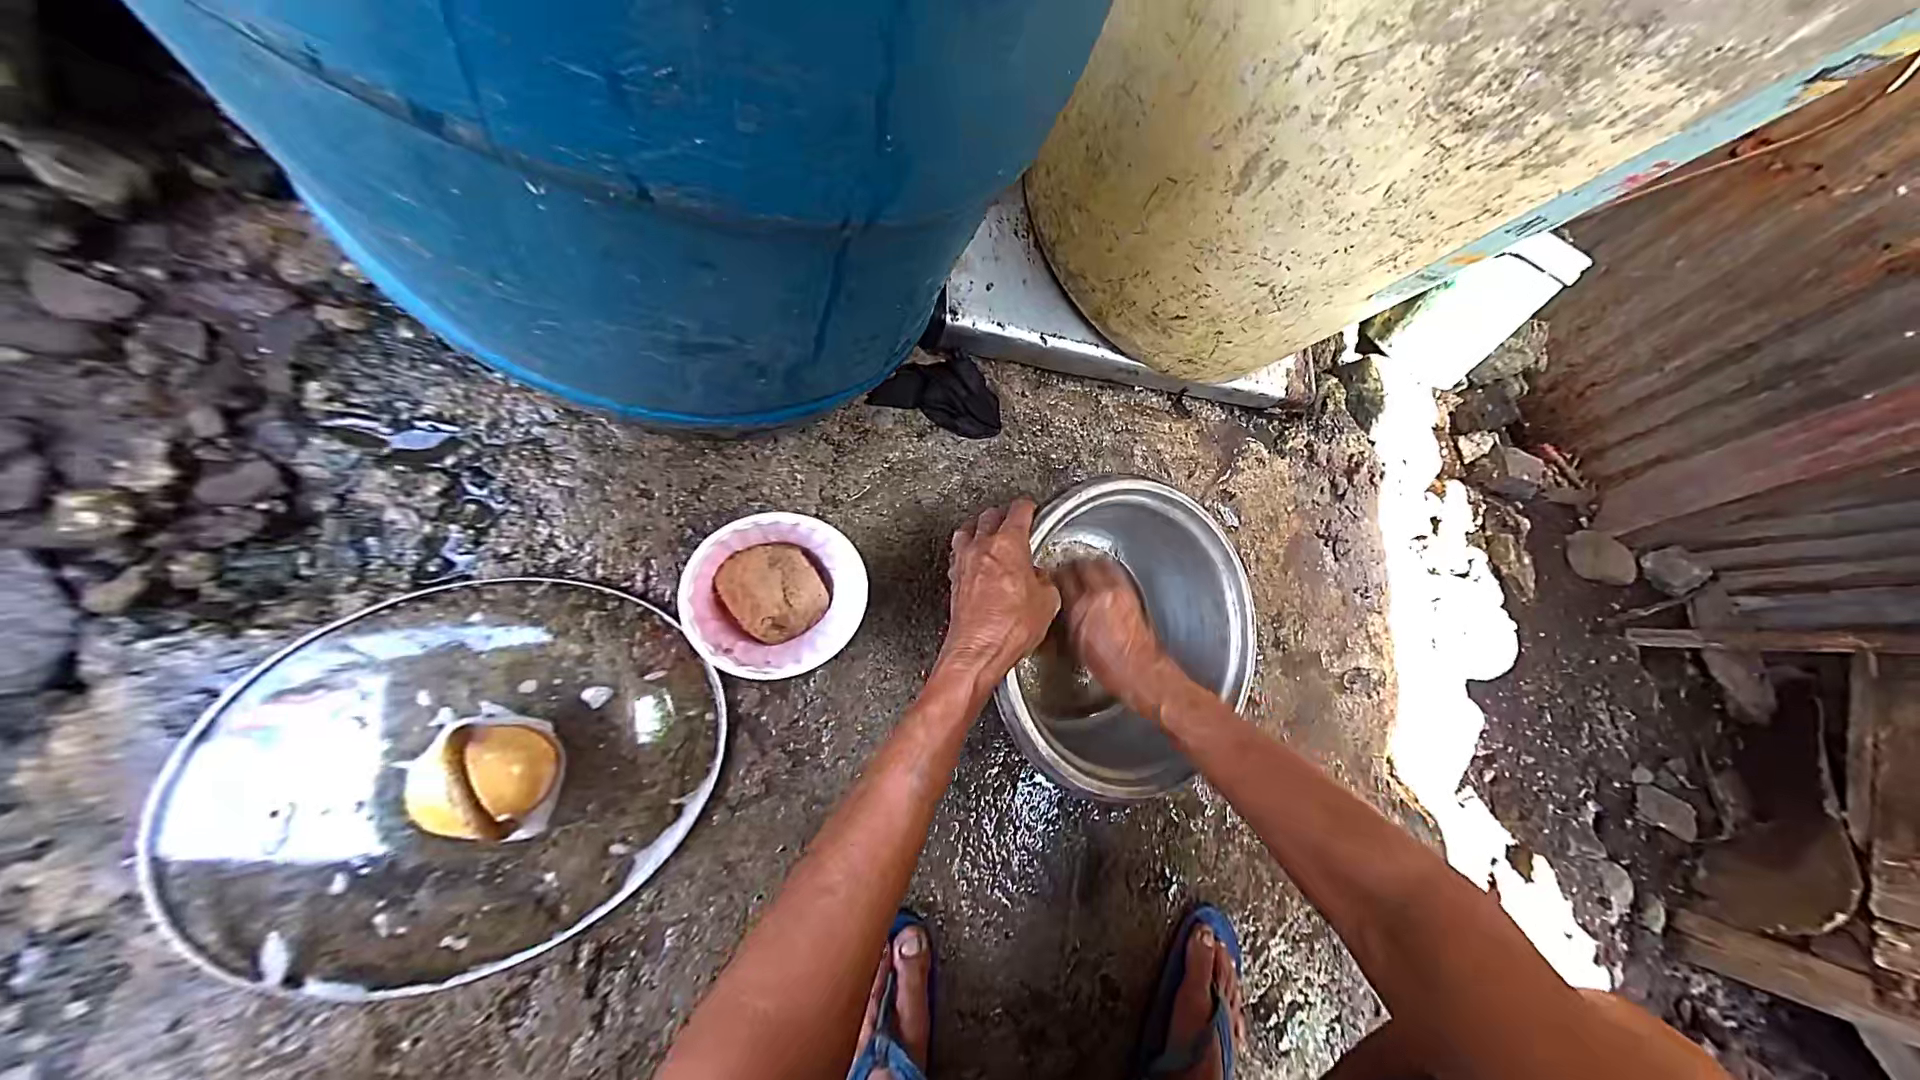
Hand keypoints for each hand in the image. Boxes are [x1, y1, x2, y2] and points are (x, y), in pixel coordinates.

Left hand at [937, 498, 1060, 695]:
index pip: (1018, 511)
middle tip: (1012, 519)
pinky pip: (958, 554)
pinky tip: (974, 559)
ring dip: (979, 529)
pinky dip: (967, 550)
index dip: (1027, 507)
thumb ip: (1045, 580)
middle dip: (1002, 514)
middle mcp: (982, 547)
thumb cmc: (1008, 627)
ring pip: (967, 531)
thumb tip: (1041, 578)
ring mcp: (964, 562)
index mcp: (1008, 544)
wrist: (978, 650)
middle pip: (989, 516)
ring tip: (988, 533)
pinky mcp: (954, 580)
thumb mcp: (1047, 601)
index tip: (1030, 507)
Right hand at [1055, 558, 1180, 709]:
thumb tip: (1062, 607)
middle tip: (1067, 569)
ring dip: (1089, 564)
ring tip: (1085, 568)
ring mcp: (1115, 591)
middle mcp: (1096, 596)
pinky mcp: (1130, 592)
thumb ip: (1067, 619)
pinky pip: (1115, 570)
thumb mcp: (1075, 643)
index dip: (1055, 575)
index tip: (1054, 578)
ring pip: (1098, 563)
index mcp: (1077, 609)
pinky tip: (1105, 571)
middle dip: (1071, 566)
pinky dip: (1107, 567)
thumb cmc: (1109, 666)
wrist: (1139, 670)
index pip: (1061, 578)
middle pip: (1079, 566)